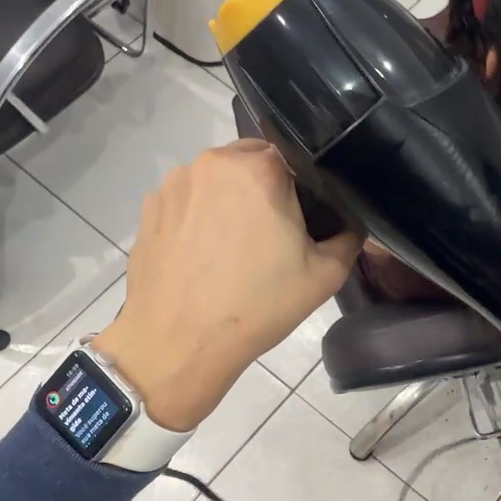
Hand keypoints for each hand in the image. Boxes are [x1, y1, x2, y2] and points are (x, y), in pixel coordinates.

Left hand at [94, 140, 360, 429]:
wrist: (178, 344)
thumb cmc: (258, 306)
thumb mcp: (325, 276)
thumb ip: (349, 237)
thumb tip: (350, 223)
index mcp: (261, 169)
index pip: (294, 156)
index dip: (304, 185)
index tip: (305, 218)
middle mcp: (214, 163)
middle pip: (252, 160)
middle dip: (266, 187)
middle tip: (273, 234)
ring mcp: (175, 183)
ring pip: (217, 179)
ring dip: (231, 200)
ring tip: (236, 247)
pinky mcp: (149, 208)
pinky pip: (187, 200)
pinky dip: (199, 217)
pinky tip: (205, 255)